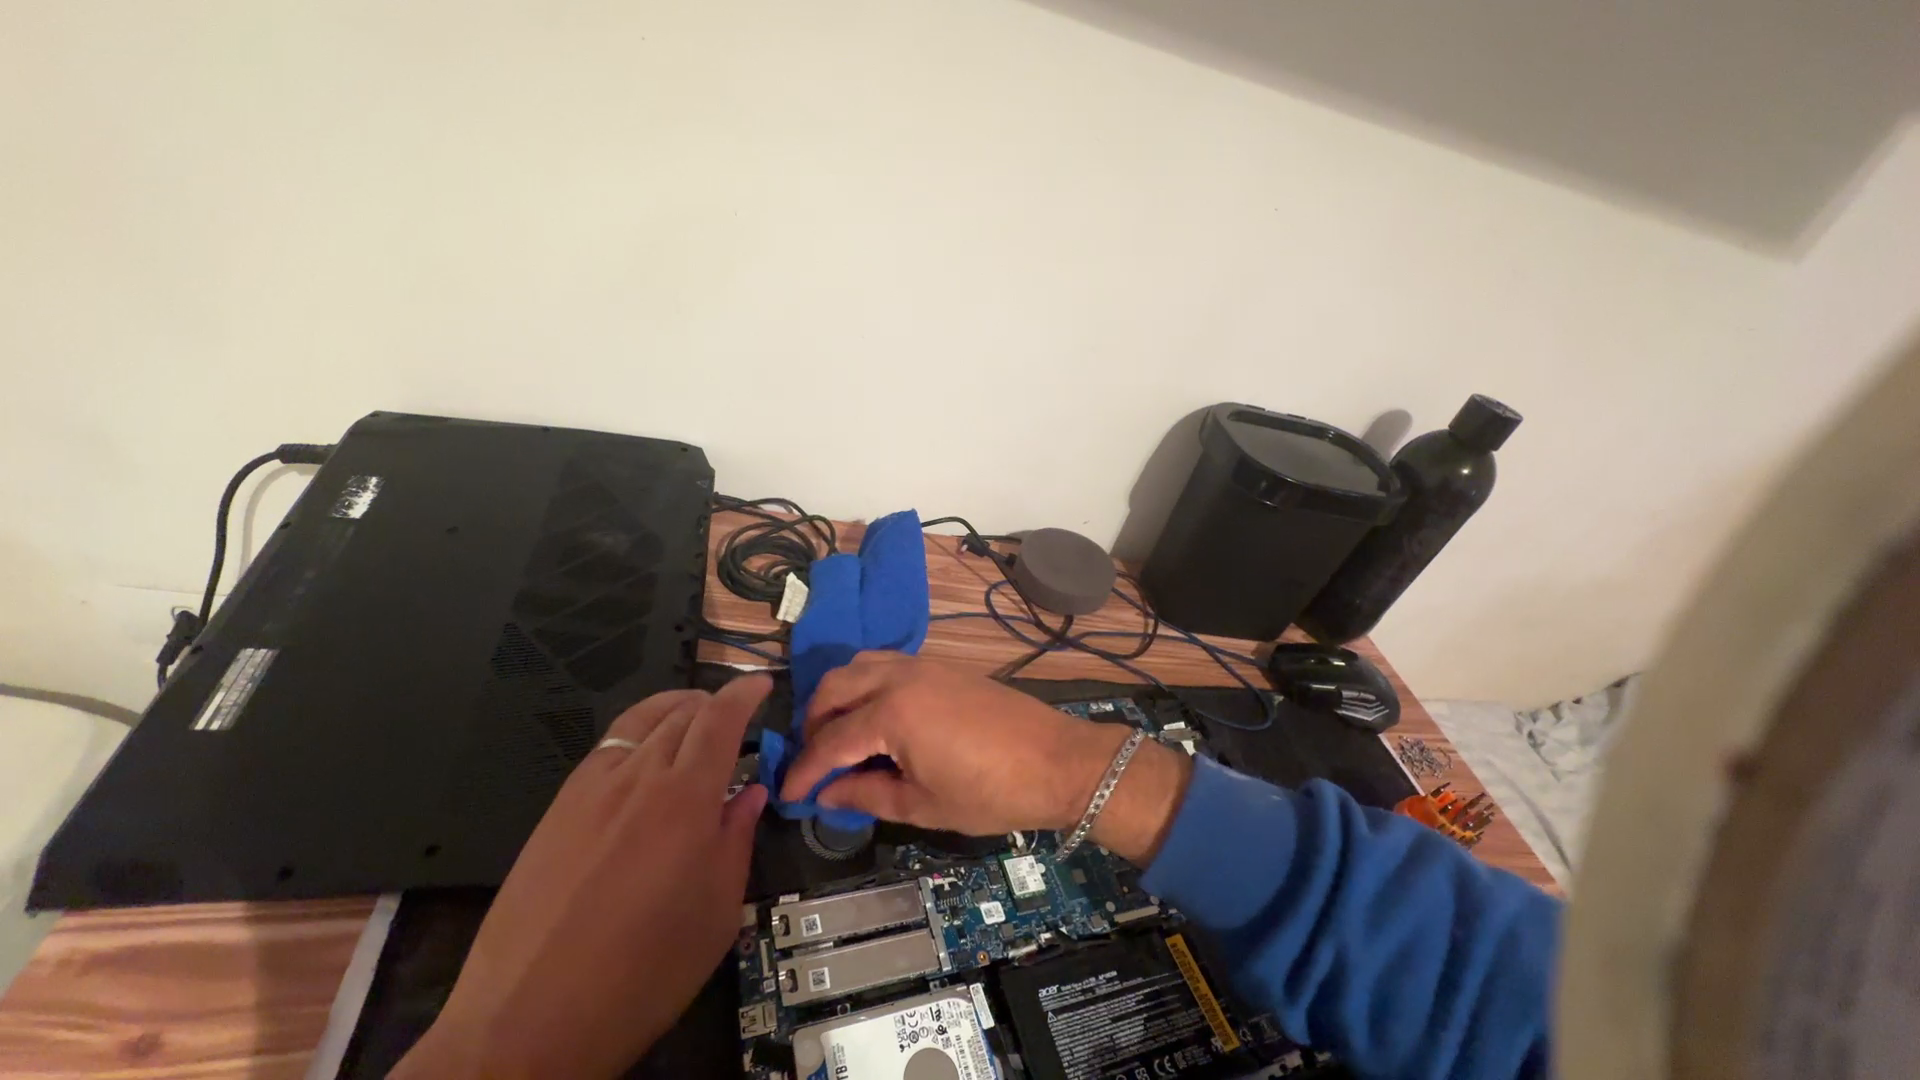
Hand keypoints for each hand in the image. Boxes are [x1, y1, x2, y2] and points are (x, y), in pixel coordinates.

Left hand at [393, 676, 771, 1079]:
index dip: (744, 693)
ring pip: (640, 722)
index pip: (720, 720)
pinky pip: (607, 748)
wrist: (529, 1016)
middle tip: (736, 711)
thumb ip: (736, 840)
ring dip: (675, 708)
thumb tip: (750, 794)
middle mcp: (637, 778)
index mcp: (685, 799)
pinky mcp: (557, 809)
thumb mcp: (716, 912)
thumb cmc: (643, 972)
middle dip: (714, 701)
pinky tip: (645, 757)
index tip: (762, 683)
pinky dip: (638, 733)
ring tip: (694, 715)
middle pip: (681, 713)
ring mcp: (590, 789)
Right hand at [778, 652, 1190, 863]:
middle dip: (813, 723)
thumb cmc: (992, 793)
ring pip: (859, 665)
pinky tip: (873, 715)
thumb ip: (867, 795)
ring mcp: (923, 665)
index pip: (830, 742)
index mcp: (891, 715)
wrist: (1059, 762)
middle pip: (834, 688)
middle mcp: (900, 678)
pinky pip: (887, 662)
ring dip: (838, 695)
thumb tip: (828, 794)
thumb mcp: (924, 805)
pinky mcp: (943, 666)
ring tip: (838, 734)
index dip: (805, 771)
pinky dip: (866, 683)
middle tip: (813, 761)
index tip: (789, 794)